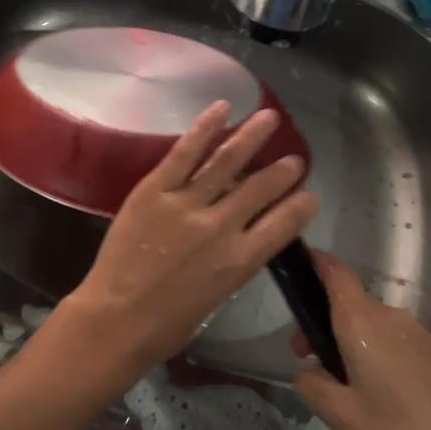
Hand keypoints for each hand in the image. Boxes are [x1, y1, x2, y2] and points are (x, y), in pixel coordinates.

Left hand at [56, 101, 318, 376]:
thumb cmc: (167, 321)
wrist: (118, 316)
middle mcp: (220, 227)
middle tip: (296, 157)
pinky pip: (184, 152)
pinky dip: (204, 127)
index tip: (311, 194)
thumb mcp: (216, 295)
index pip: (282, 226)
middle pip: (259, 189)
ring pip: (226, 161)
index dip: (300, 208)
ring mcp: (186, 203)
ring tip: (270, 118)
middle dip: (282, 172)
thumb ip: (231, 261)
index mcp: (240, 261)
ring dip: (251, 137)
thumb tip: (240, 233)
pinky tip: (221, 109)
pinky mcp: (155, 188)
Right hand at [295, 252, 430, 429]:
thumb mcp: (340, 416)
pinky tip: (391, 398)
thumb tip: (310, 370)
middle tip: (315, 364)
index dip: (315, 263)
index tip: (299, 270)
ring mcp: (423, 336)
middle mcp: (392, 317)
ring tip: (356, 389)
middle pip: (352, 306)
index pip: (335, 272)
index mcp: (362, 321)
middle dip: (328, 326)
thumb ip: (311, 384)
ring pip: (377, 327)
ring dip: (358, 344)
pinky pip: (402, 345)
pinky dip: (386, 357)